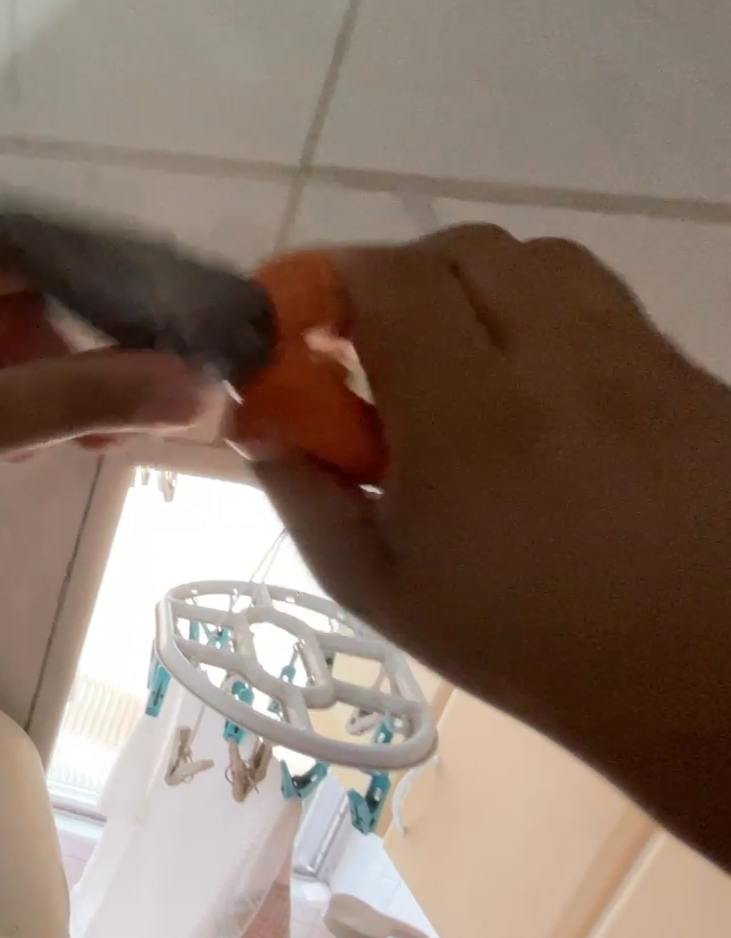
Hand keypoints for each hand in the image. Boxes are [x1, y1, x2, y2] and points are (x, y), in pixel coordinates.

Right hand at [255, 225, 730, 736]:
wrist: (718, 688)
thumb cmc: (518, 639)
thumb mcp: (369, 581)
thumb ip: (298, 491)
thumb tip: (254, 423)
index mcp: (470, 420)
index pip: (394, 281)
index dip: (329, 278)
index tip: (294, 323)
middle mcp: (565, 368)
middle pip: (469, 248)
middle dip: (393, 276)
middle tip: (359, 340)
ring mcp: (646, 368)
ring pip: (543, 261)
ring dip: (467, 286)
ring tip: (440, 356)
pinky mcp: (699, 384)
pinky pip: (600, 307)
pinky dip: (534, 317)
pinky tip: (519, 393)